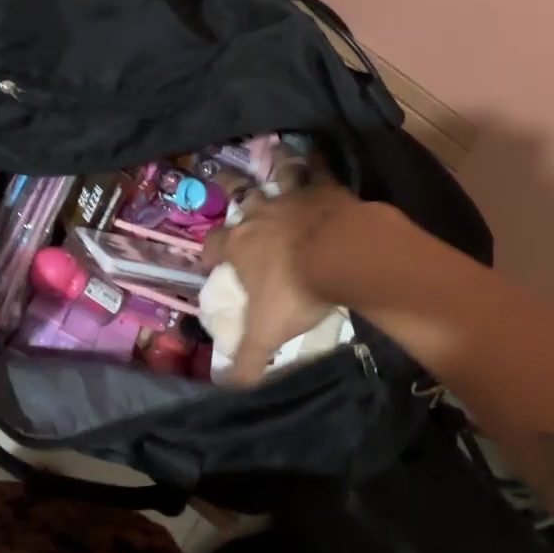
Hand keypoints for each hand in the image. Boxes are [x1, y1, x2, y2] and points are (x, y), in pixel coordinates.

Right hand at [202, 184, 362, 383]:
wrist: (343, 253)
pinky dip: (317, 167)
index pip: (212, 246)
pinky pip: (317, 169)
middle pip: (238, 201)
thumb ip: (247, 360)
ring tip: (279, 172)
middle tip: (245, 212)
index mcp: (239, 246)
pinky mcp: (324, 188)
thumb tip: (227, 388)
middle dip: (235, 202)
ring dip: (276, 176)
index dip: (210, 254)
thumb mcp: (268, 333)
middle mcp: (258, 216)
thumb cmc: (297, 290)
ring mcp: (291, 197)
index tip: (213, 263)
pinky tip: (321, 164)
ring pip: (275, 178)